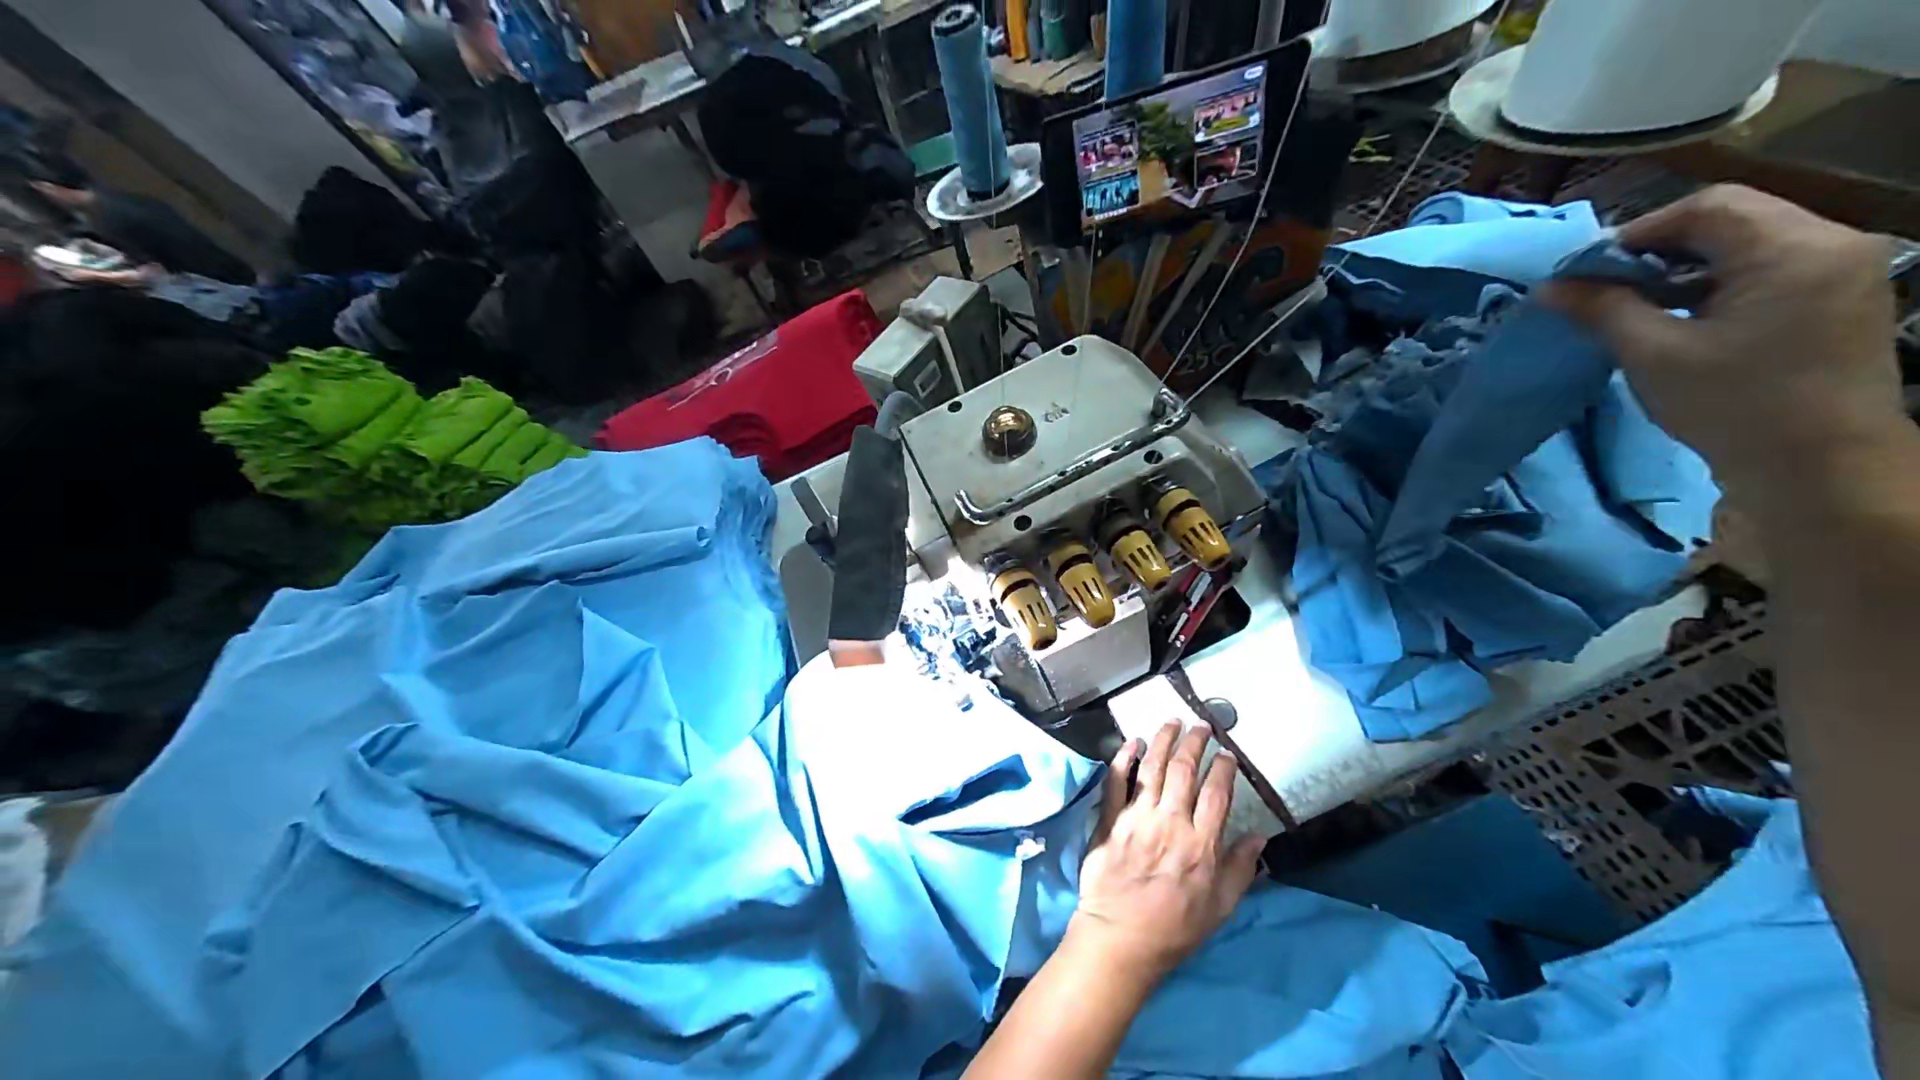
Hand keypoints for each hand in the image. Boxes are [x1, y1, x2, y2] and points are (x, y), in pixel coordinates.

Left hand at [1066, 722, 1264, 983]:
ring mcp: (1137, 818)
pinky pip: (1116, 781)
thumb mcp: (1220, 907)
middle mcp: (1170, 823)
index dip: (1224, 769)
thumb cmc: (1175, 928)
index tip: (1228, 753)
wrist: (1121, 937)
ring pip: (1152, 768)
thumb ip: (1240, 869)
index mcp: (1201, 844)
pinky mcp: (1110, 820)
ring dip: (1163, 740)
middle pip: (1184, 771)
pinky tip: (1131, 741)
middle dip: (1195, 743)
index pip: (1217, 794)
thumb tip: (1260, 836)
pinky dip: (1123, 758)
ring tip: (1171, 722)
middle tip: (1201, 725)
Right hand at [1543, 185, 1901, 490]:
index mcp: (1793, 249)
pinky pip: (1771, 265)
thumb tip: (1549, 287)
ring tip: (1637, 301)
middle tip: (1605, 284)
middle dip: (1659, 246)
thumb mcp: (1653, 355)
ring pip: (1751, 240)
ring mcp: (1844, 268)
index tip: (1588, 270)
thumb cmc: (1732, 406)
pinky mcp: (1842, 294)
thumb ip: (1603, 310)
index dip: (1637, 231)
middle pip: (1733, 217)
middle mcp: (1832, 242)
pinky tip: (1683, 312)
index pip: (1707, 207)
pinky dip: (1716, 279)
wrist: (1819, 464)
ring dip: (1686, 263)